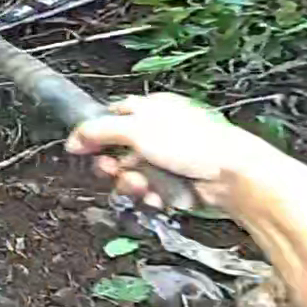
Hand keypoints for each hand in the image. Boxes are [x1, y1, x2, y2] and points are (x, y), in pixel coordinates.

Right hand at [65, 93, 286, 211]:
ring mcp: (164, 159)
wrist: (235, 177)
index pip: (107, 118)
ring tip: (144, 186)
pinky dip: (149, 196)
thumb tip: (72, 141)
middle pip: (113, 151)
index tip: (83, 148)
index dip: (92, 134)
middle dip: (112, 166)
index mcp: (147, 109)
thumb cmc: (192, 144)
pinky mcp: (173, 182)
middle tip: (115, 170)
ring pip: (128, 174)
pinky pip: (147, 191)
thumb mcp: (135, 129)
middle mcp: (154, 133)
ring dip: (131, 184)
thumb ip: (96, 131)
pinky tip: (158, 196)